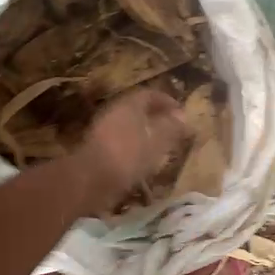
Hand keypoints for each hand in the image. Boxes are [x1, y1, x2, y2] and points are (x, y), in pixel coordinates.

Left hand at [71, 89, 185, 213]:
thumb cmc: (128, 155)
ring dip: (146, 133)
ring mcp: (103, 131)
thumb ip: (172, 127)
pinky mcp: (98, 150)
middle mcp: (114, 113)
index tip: (181, 112)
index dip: (167, 101)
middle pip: (138, 110)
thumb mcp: (157, 141)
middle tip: (173, 129)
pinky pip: (122, 142)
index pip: (150, 95)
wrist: (90, 180)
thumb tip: (183, 116)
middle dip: (157, 117)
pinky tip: (144, 161)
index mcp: (128, 105)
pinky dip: (135, 146)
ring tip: (162, 146)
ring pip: (130, 126)